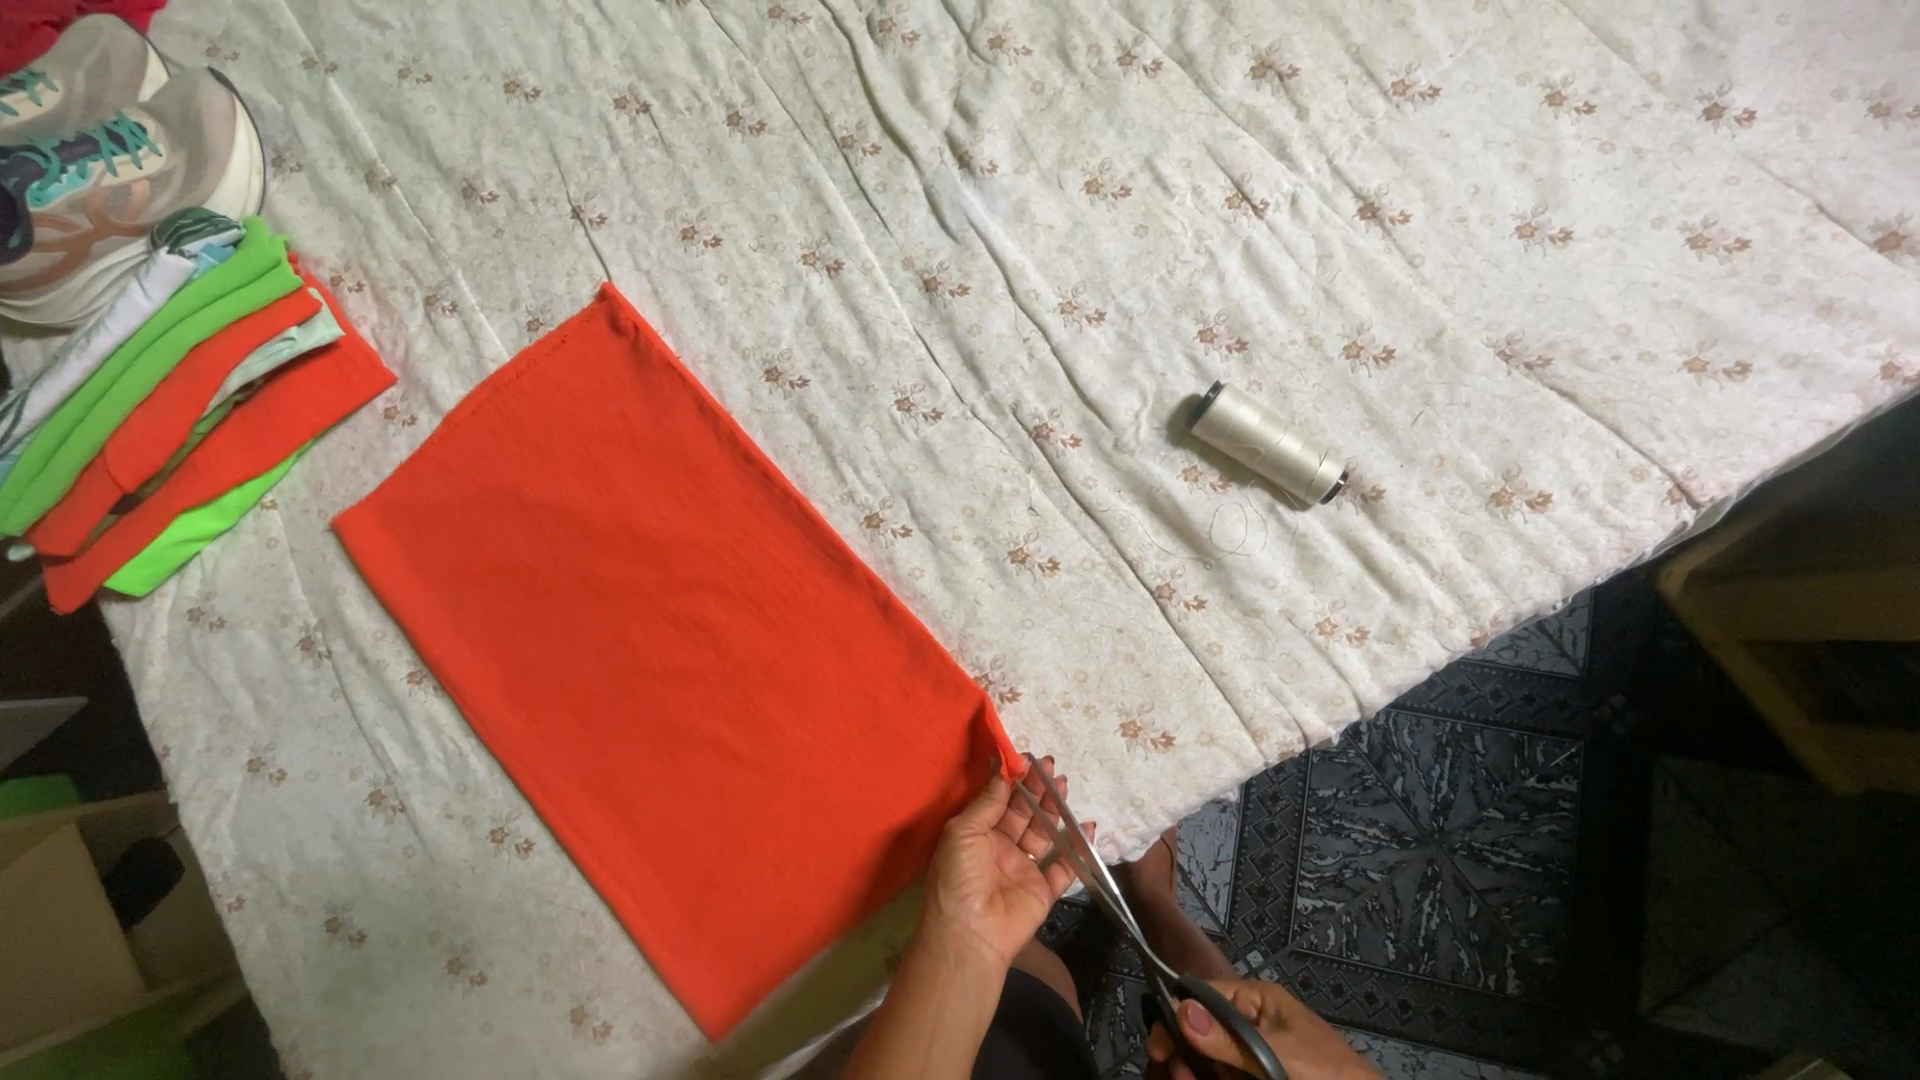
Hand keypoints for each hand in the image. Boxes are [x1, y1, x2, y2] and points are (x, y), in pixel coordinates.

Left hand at [917, 756, 1091, 969]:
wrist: (969, 935)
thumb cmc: (959, 877)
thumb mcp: (964, 831)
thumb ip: (988, 802)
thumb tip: (1004, 772)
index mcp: (976, 834)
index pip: (999, 801)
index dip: (1013, 781)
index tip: (1028, 760)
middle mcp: (1000, 848)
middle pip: (1023, 813)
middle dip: (1037, 789)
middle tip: (1051, 767)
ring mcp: (1023, 870)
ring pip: (1044, 833)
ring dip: (1055, 810)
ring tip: (1064, 786)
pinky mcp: (1043, 891)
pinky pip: (1064, 866)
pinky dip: (1077, 848)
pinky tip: (1087, 827)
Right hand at [1147, 978, 1381, 1079]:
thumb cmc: (1332, 1077)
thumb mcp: (1281, 1057)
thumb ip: (1230, 1039)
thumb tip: (1180, 1011)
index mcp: (1258, 1001)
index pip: (1204, 994)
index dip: (1176, 1015)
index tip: (1157, 1047)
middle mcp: (1253, 1022)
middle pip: (1202, 1029)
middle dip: (1185, 1052)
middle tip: (1178, 1077)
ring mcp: (1257, 1055)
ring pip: (1211, 1059)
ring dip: (1197, 1072)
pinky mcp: (1259, 1077)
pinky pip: (1228, 1075)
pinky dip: (1215, 1079)